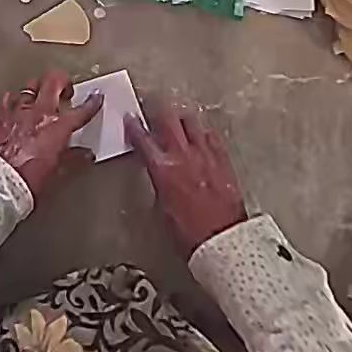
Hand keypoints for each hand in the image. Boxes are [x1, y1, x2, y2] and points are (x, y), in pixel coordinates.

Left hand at [0, 70, 103, 200]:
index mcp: (58, 126)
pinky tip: (19, 104)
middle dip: (63, 81)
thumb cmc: (29, 177)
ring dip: (39, 87)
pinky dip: (16, 98)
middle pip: (54, 81)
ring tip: (42, 93)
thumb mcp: (59, 169)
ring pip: (31, 85)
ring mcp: (20, 111)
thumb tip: (85, 155)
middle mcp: (40, 112)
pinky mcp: (2, 115)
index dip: (92, 102)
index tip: (96, 97)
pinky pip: (10, 97)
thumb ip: (75, 158)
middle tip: (66, 89)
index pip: (82, 110)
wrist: (1, 182)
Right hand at [125, 104, 247, 255]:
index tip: (130, 119)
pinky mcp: (222, 157)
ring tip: (177, 122)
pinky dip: (201, 132)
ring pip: (190, 120)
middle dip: (157, 113)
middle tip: (154, 114)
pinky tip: (199, 137)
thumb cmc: (189, 231)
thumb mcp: (161, 208)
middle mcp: (183, 155)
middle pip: (167, 118)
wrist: (221, 238)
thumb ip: (158, 182)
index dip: (134, 127)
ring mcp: (205, 153)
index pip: (143, 139)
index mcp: (163, 169)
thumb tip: (158, 171)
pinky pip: (210, 134)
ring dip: (180, 119)